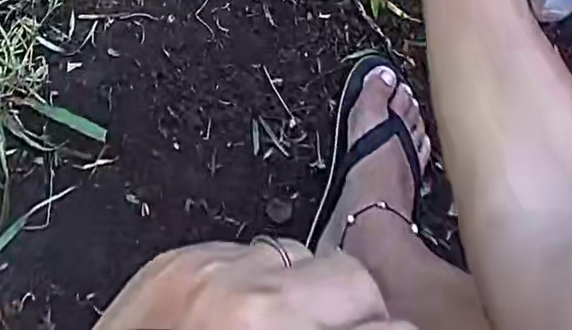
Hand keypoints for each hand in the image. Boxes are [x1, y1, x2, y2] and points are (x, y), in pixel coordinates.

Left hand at [93, 240, 412, 329]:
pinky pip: (241, 249)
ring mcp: (205, 268)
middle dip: (357, 306)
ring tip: (287, 325)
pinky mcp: (174, 258)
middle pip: (347, 272)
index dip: (397, 325)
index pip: (376, 314)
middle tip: (351, 329)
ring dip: (301, 288)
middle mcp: (244, 297)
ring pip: (293, 252)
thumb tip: (376, 327)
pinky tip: (240, 317)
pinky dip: (252, 278)